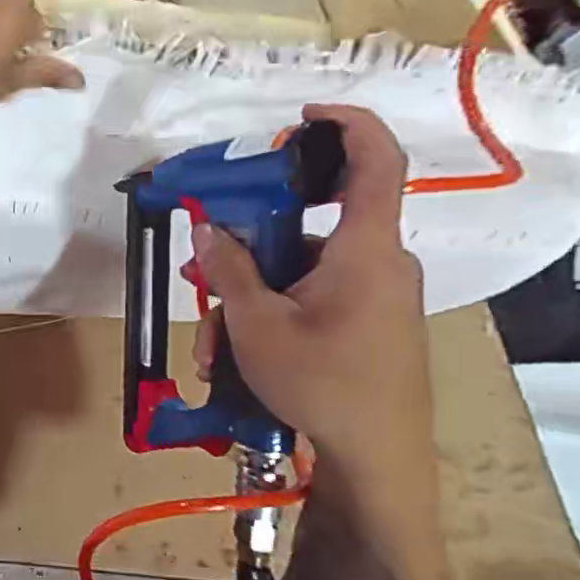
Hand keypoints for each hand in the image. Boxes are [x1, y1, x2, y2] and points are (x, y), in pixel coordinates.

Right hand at [190, 104, 430, 467]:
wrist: (376, 462)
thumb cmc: (322, 383)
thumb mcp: (257, 324)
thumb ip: (230, 268)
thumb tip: (208, 226)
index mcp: (365, 248)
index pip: (377, 160)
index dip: (347, 123)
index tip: (303, 116)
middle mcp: (377, 262)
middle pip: (309, 227)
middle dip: (248, 246)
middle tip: (202, 267)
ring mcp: (375, 295)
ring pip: (301, 271)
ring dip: (250, 297)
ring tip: (212, 345)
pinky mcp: (368, 322)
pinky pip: (314, 298)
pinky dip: (273, 314)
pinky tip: (236, 357)